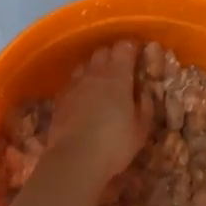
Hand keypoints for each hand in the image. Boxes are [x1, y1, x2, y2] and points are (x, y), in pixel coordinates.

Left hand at [47, 41, 149, 187]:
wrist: (75, 158)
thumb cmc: (114, 144)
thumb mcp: (140, 129)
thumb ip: (145, 106)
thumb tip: (144, 92)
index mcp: (117, 76)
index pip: (124, 48)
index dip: (131, 48)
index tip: (137, 53)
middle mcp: (94, 73)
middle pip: (102, 51)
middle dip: (112, 55)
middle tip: (121, 68)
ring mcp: (75, 84)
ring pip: (85, 65)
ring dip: (94, 68)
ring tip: (100, 82)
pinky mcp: (60, 98)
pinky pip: (72, 82)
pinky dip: (80, 85)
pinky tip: (83, 98)